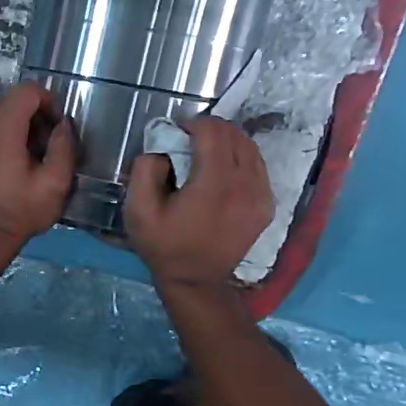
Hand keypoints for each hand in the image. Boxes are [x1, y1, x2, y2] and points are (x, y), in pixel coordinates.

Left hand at [0, 83, 77, 244]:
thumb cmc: (24, 209)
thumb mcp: (56, 182)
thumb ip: (63, 146)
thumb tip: (62, 124)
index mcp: (4, 129)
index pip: (26, 90)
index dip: (48, 101)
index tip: (56, 127)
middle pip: (11, 98)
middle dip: (34, 112)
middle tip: (47, 142)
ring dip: (19, 123)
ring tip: (31, 153)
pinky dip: (3, 134)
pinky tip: (11, 161)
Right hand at [124, 116, 271, 286]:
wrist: (196, 282)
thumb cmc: (164, 246)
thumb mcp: (138, 210)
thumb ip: (145, 170)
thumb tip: (163, 149)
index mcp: (215, 184)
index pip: (213, 131)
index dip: (193, 124)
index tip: (177, 134)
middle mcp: (245, 185)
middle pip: (234, 134)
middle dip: (210, 130)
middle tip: (189, 143)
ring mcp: (261, 196)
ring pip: (249, 146)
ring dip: (226, 142)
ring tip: (205, 155)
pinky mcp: (266, 206)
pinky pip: (257, 166)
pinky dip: (240, 159)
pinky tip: (222, 172)